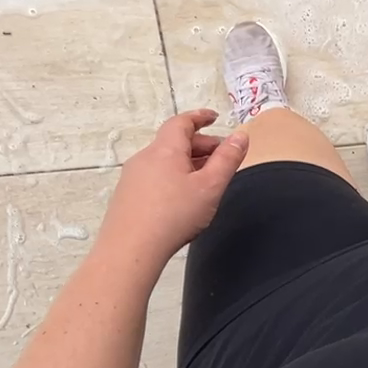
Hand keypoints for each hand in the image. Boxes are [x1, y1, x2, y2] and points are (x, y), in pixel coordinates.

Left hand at [97, 110, 248, 264]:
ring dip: (189, 162)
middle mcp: (145, 158)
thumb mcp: (211, 186)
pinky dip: (175, 176)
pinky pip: (155, 176)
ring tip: (208, 180)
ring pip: (165, 160)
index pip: (182, 123)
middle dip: (201, 145)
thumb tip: (240, 136)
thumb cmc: (174, 215)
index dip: (199, 117)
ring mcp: (132, 177)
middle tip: (223, 158)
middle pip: (175, 142)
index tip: (214, 117)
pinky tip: (184, 198)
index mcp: (165, 150)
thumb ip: (228, 159)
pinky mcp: (127, 196)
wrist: (130, 250)